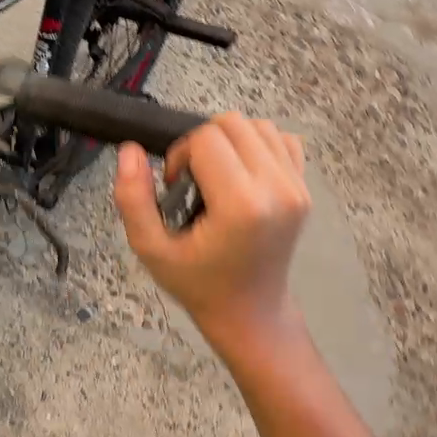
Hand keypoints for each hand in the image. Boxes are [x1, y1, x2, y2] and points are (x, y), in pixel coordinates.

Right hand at [113, 113, 311, 357]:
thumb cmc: (195, 282)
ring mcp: (298, 187)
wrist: (250, 312)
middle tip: (192, 181)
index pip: (206, 138)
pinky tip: (241, 173)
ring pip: (258, 126)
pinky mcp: (306, 189)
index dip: (179, 155)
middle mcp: (278, 188)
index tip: (175, 187)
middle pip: (233, 124)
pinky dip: (257, 146)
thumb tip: (130, 149)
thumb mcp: (148, 247)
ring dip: (228, 142)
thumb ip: (132, 198)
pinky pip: (283, 140)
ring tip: (216, 176)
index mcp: (241, 205)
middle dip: (201, 143)